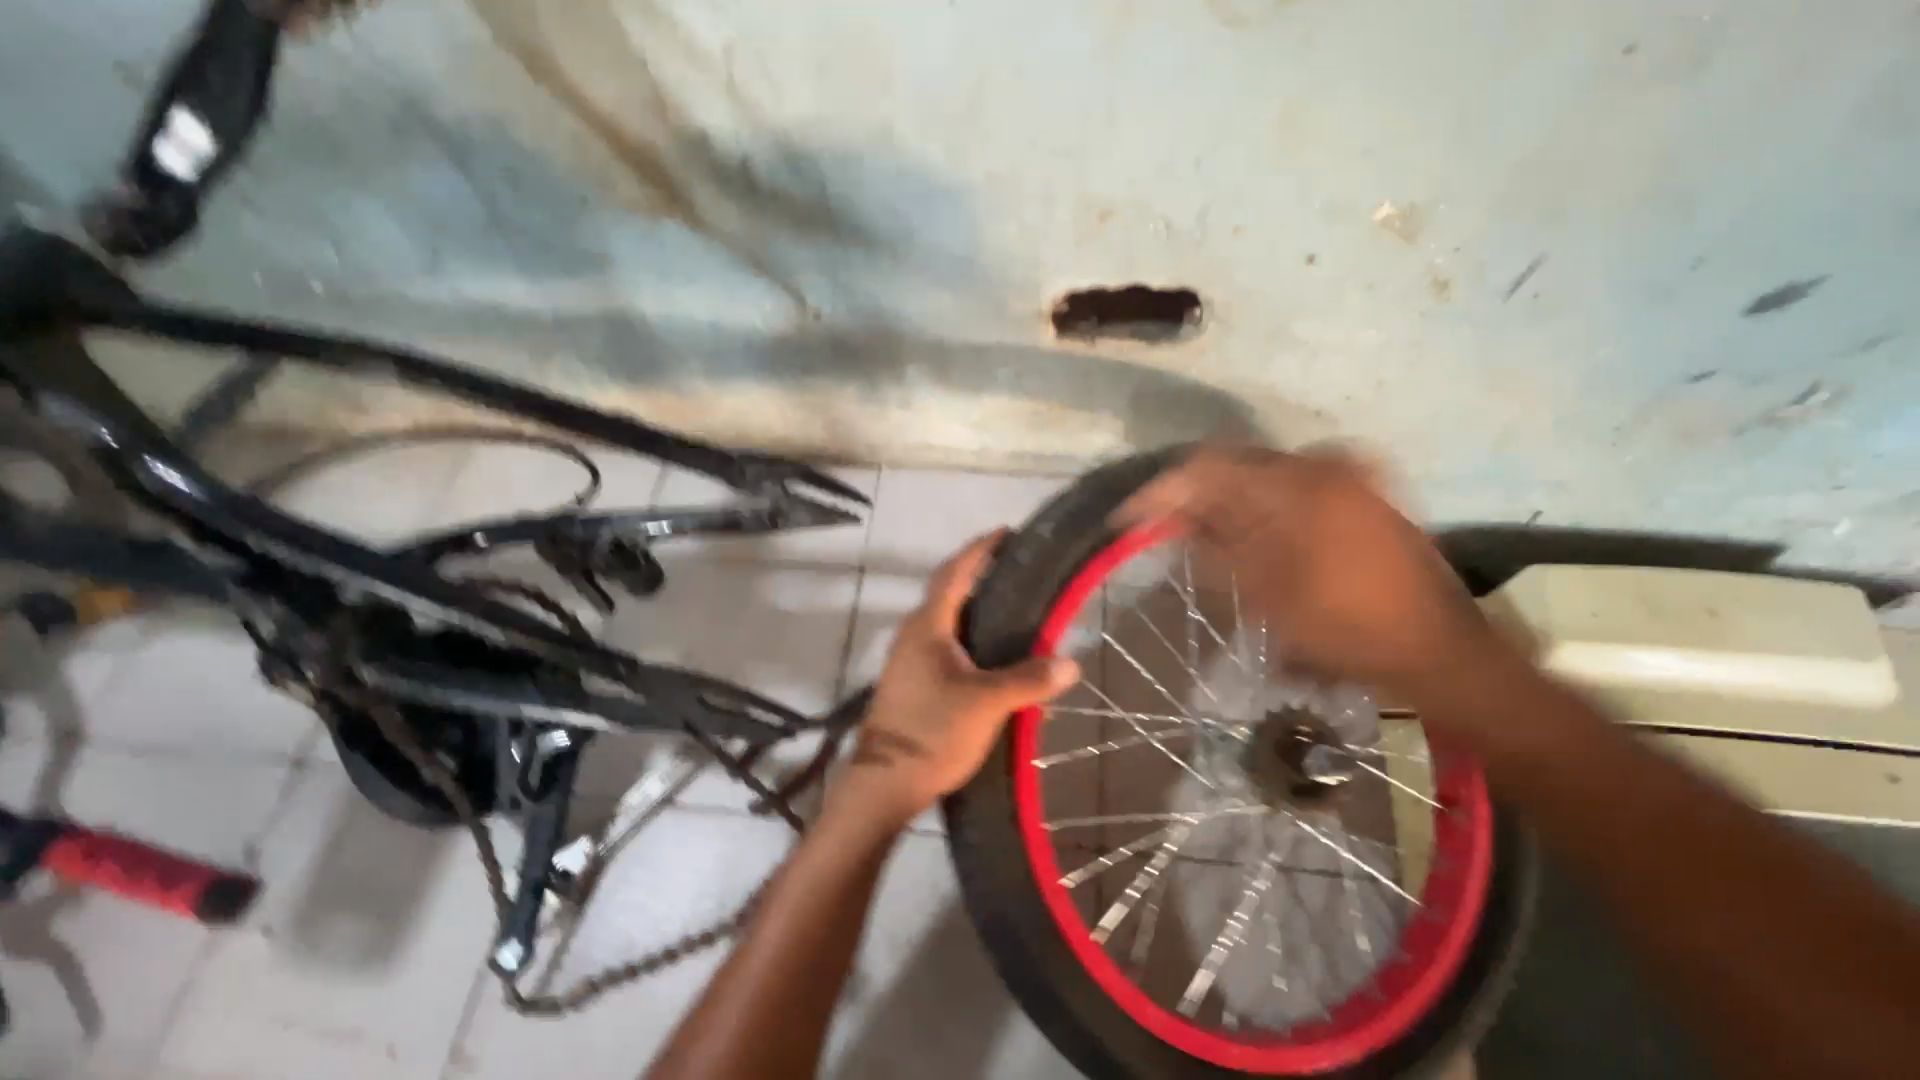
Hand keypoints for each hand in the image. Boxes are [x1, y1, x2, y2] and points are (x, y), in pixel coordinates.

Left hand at [834, 532, 1079, 824]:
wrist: (885, 782)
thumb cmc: (933, 732)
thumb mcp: (987, 704)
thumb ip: (1028, 680)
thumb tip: (1071, 663)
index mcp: (928, 626)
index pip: (955, 572)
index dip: (980, 549)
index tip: (1005, 532)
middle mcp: (913, 634)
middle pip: (948, 593)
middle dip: (980, 576)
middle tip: (1019, 569)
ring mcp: (908, 659)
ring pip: (947, 622)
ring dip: (974, 609)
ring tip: (1013, 608)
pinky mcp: (912, 683)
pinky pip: (945, 645)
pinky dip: (970, 638)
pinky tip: (992, 655)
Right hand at [1113, 444, 1502, 699]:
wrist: (1437, 650)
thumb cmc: (1346, 630)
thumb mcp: (1265, 596)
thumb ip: (1212, 548)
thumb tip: (1171, 520)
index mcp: (1298, 483)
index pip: (1207, 467)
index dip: (1160, 491)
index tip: (1128, 521)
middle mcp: (1325, 463)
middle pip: (1236, 465)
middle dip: (1193, 495)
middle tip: (1162, 530)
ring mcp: (1352, 475)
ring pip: (1265, 475)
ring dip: (1228, 500)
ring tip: (1201, 535)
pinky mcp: (1367, 492)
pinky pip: (1296, 485)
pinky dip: (1264, 504)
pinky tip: (1253, 534)